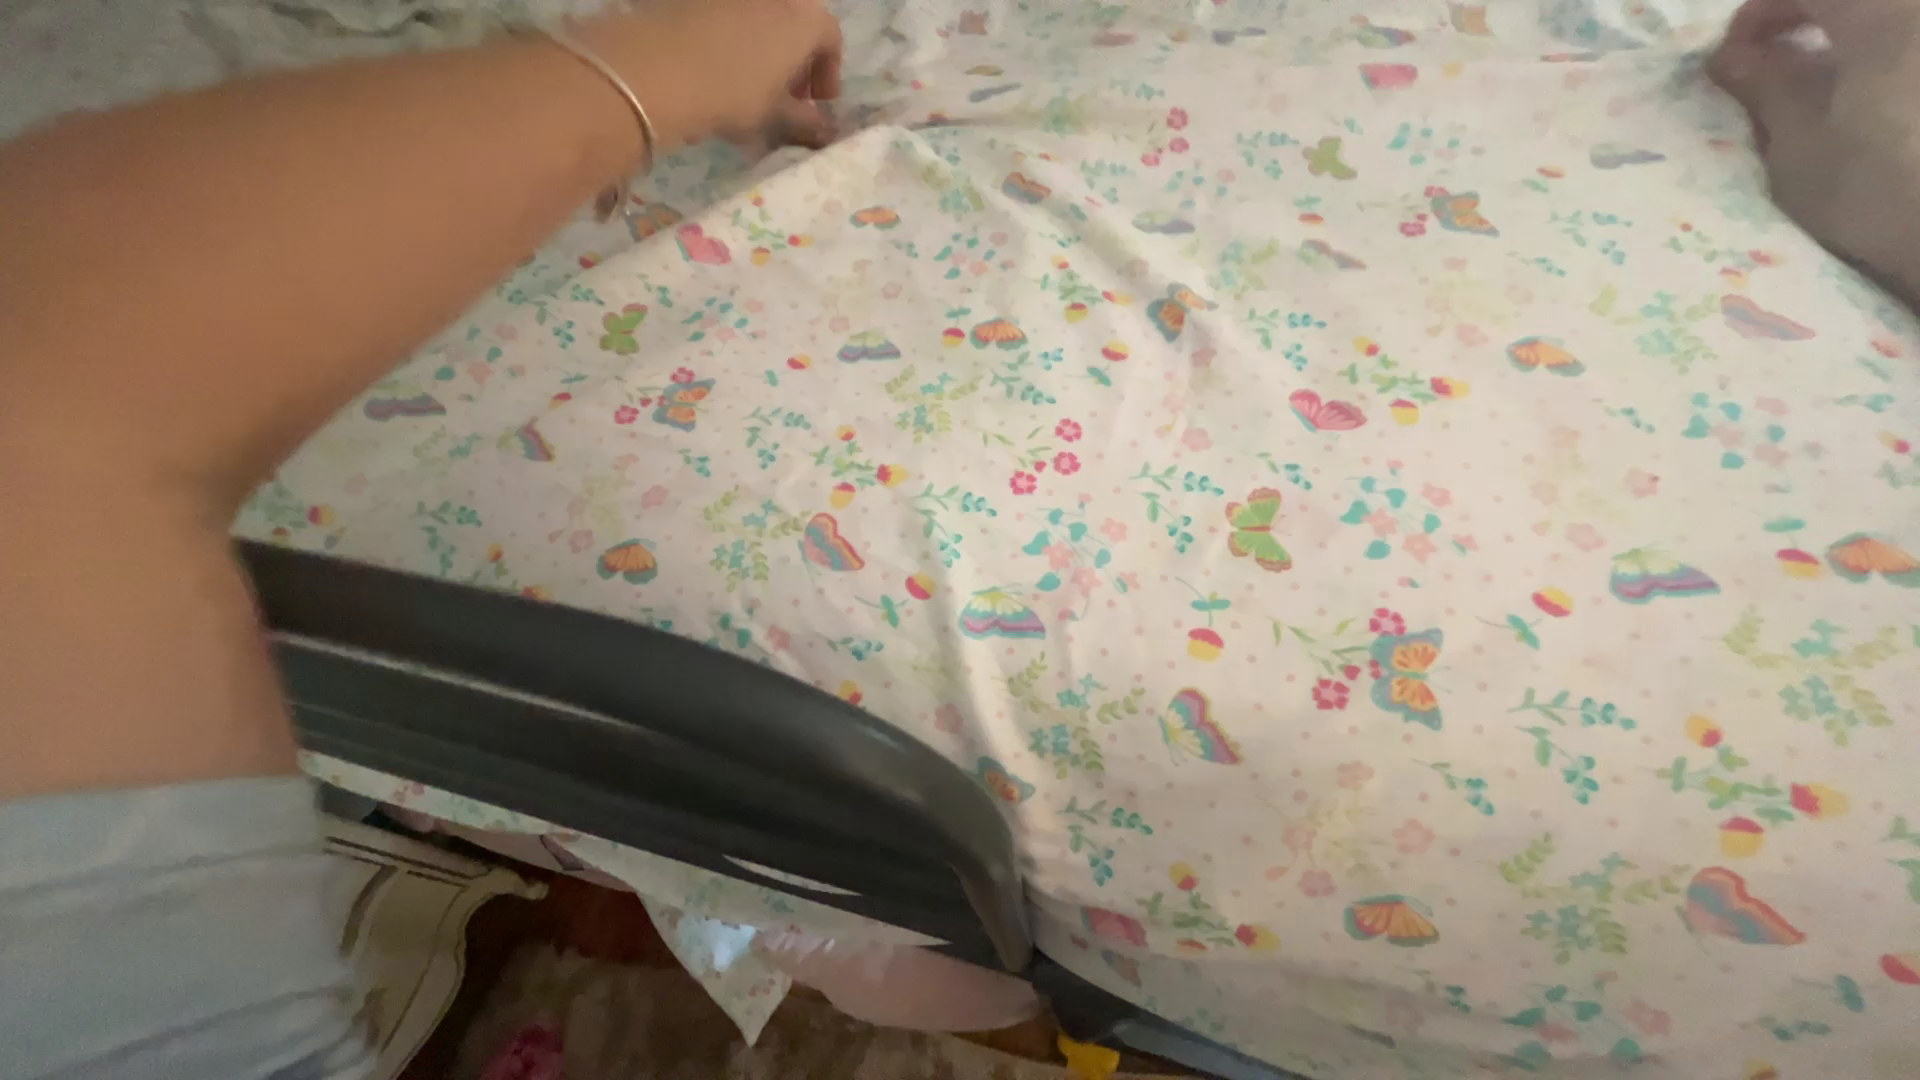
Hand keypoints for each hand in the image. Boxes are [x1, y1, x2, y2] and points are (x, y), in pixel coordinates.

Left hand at [583, 0, 843, 152]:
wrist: (657, 68)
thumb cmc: (733, 93)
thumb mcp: (776, 117)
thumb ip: (806, 122)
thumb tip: (824, 130)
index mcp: (803, 17)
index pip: (830, 39)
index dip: (828, 73)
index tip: (817, 103)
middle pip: (795, 23)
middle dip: (796, 59)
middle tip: (786, 96)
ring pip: (761, 17)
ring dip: (764, 48)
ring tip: (751, 84)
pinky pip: (728, 14)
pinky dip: (733, 37)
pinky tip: (719, 68)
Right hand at [1710, 0, 1919, 306]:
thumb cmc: (1884, 199)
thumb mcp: (1803, 153)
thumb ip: (1769, 90)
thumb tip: (1732, 55)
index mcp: (1890, 17)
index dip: (1759, 11)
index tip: (1730, 54)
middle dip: (1805, 17)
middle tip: (1772, 57)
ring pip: (1887, 18)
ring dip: (1850, 36)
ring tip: (1824, 74)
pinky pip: (1905, 38)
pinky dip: (1883, 50)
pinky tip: (1872, 90)